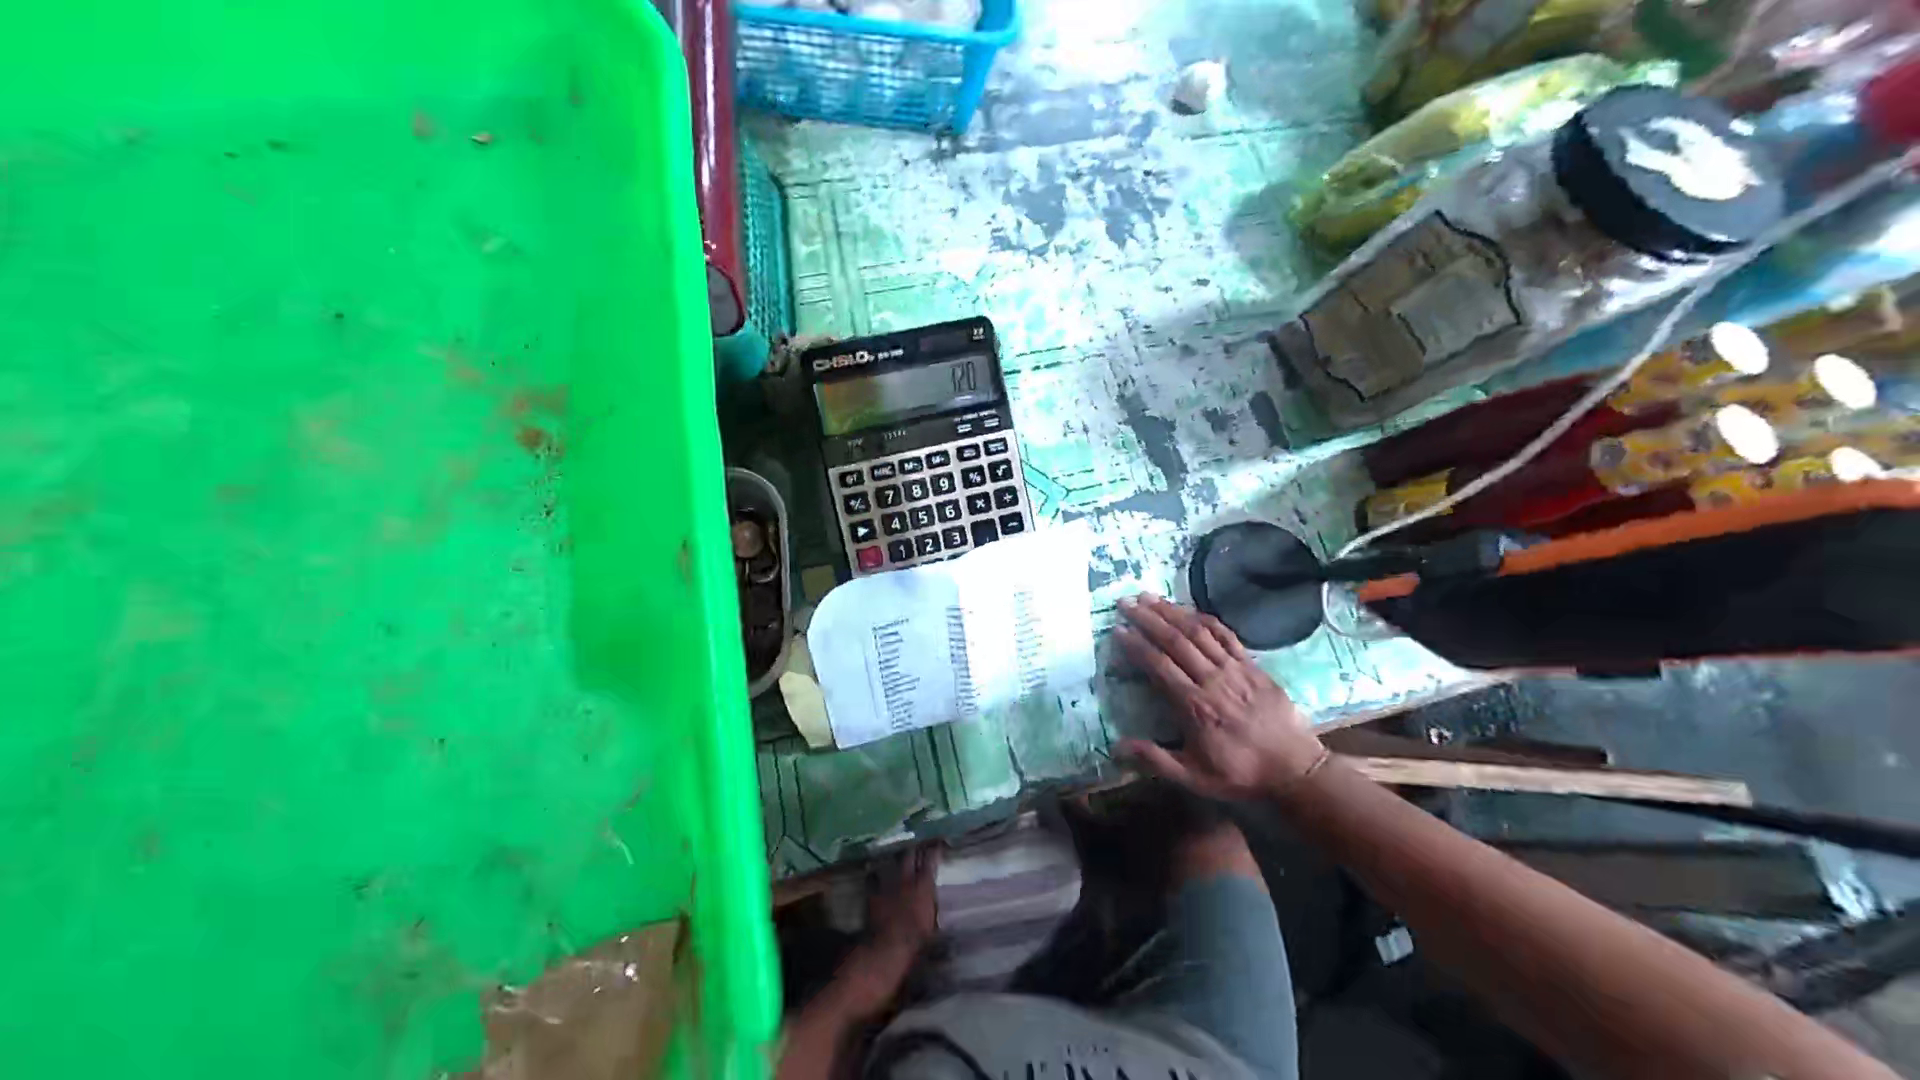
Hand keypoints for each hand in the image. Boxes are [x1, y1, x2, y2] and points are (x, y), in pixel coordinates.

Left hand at [828, 845, 939, 1019]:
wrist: (888, 948)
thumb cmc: (917, 941)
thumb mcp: (934, 926)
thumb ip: (934, 910)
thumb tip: (939, 906)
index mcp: (924, 885)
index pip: (931, 859)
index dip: (934, 849)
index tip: (938, 842)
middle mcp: (906, 879)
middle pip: (909, 854)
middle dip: (914, 847)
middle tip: (918, 842)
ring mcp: (887, 884)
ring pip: (890, 862)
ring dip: (894, 859)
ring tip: (896, 854)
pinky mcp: (872, 894)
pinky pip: (872, 878)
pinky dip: (874, 875)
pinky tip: (874, 873)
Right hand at [1114, 593, 1325, 800]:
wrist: (1295, 769)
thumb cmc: (1240, 773)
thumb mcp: (1194, 778)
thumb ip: (1156, 760)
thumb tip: (1117, 747)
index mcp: (1195, 706)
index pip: (1158, 665)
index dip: (1136, 645)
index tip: (1118, 630)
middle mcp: (1213, 680)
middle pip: (1175, 640)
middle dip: (1148, 618)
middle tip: (1126, 602)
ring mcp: (1235, 669)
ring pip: (1199, 631)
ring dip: (1171, 611)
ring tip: (1148, 597)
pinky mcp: (1252, 665)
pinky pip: (1226, 635)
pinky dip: (1205, 618)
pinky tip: (1188, 610)